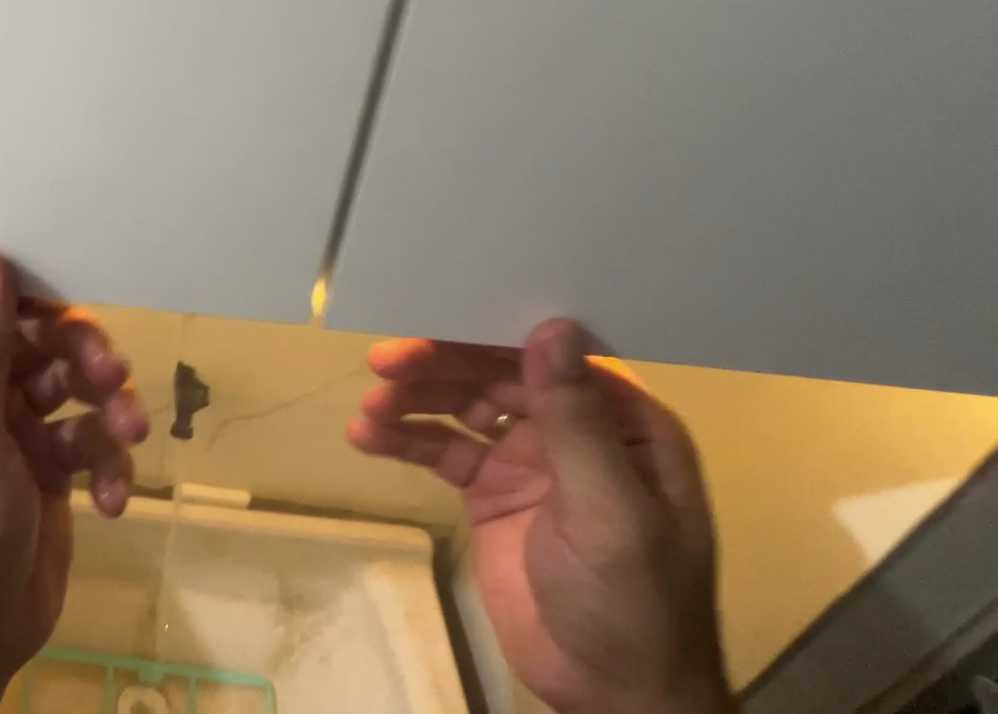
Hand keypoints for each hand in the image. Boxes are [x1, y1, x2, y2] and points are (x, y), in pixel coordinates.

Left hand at [0, 250, 148, 713]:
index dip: (29, 295)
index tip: (76, 296)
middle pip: (39, 342)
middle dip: (81, 355)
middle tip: (113, 375)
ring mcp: (15, 432)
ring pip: (74, 388)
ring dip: (106, 408)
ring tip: (127, 436)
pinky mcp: (49, 469)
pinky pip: (89, 442)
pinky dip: (107, 464)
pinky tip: (111, 501)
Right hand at [347, 319, 732, 713]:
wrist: (607, 694)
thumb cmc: (631, 600)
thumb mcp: (610, 511)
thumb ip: (578, 421)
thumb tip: (552, 327)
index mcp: (622, 421)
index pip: (552, 356)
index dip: (493, 334)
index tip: (436, 321)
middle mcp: (572, 428)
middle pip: (495, 374)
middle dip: (439, 367)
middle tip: (383, 363)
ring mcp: (526, 457)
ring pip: (461, 406)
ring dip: (414, 400)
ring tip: (370, 407)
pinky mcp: (488, 488)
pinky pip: (440, 448)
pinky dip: (403, 439)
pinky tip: (366, 436)